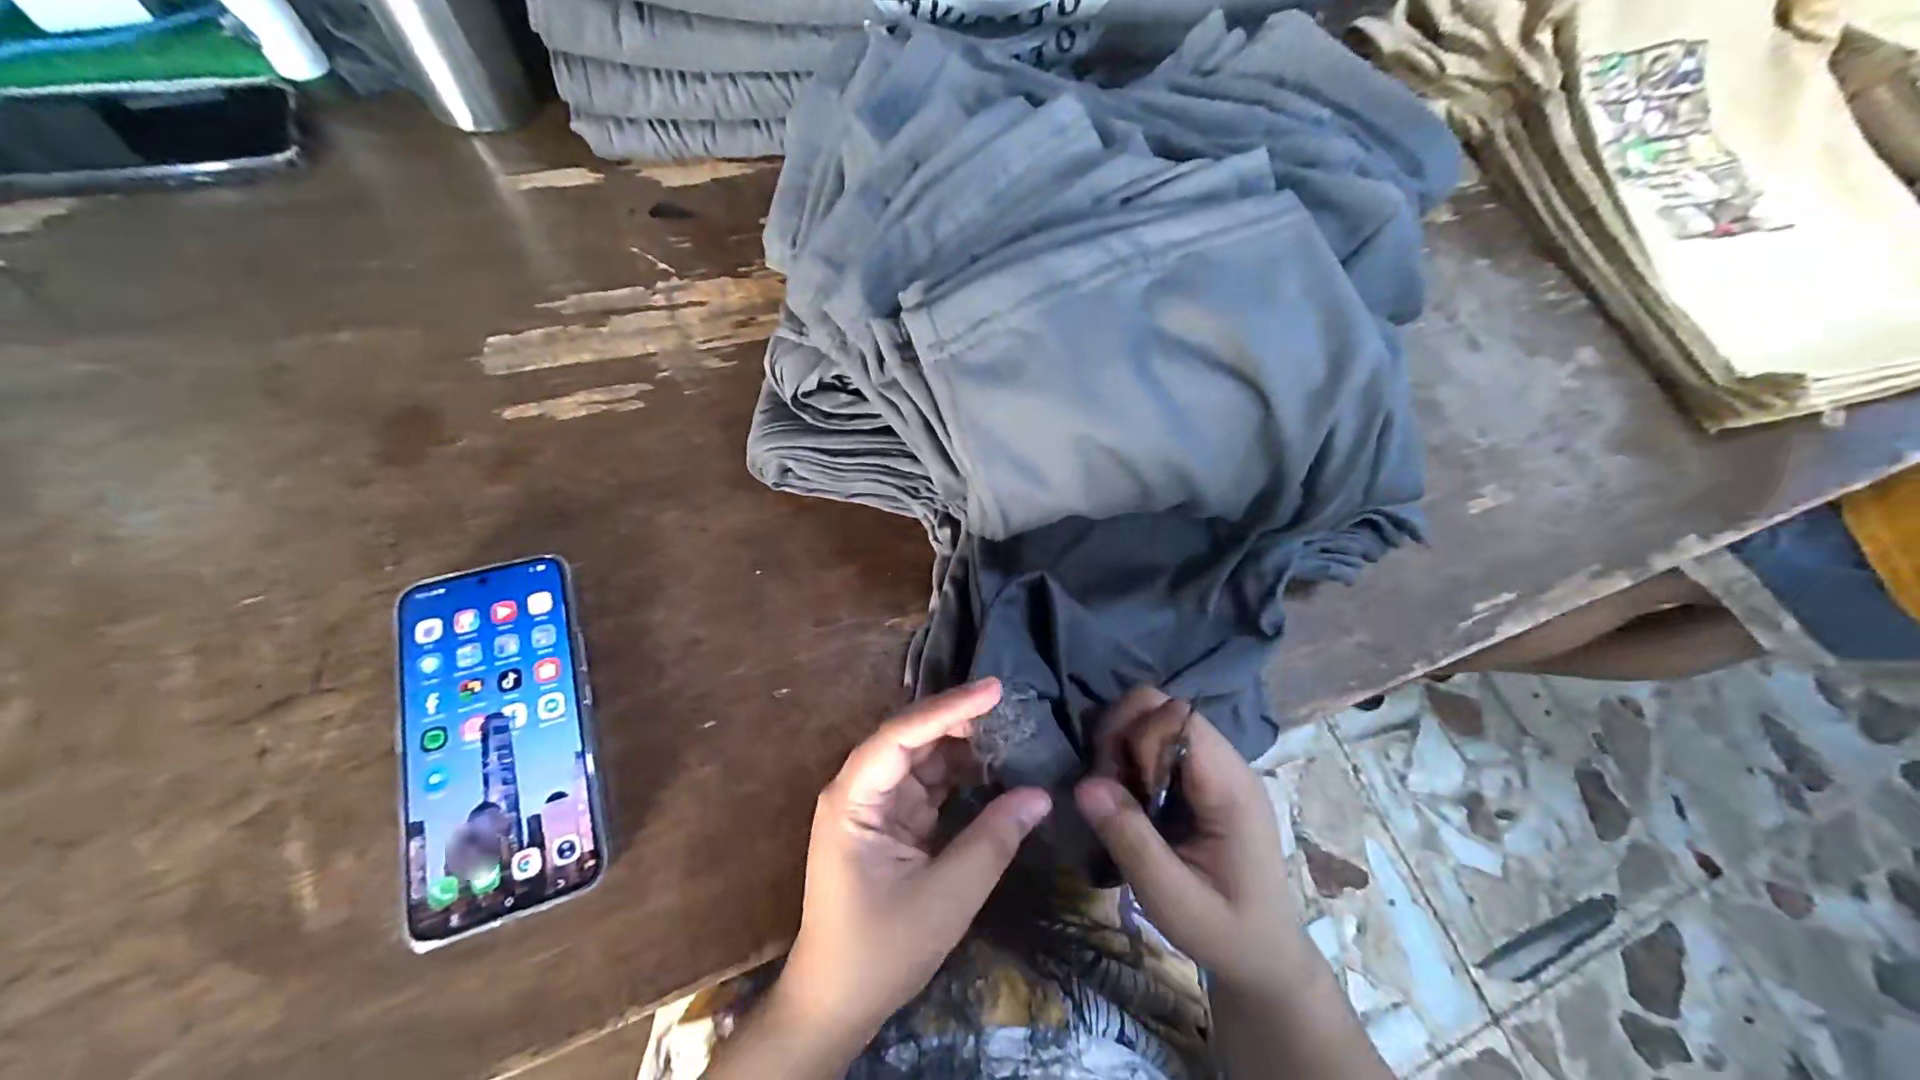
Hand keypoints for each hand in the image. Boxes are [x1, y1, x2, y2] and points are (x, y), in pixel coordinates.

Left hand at [773, 678, 1051, 1049]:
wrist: (836, 1003)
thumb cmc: (880, 950)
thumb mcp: (945, 898)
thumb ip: (993, 840)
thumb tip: (1041, 794)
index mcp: (854, 798)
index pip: (901, 734)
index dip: (948, 707)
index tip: (995, 689)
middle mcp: (860, 790)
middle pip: (911, 738)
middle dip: (959, 721)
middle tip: (1013, 707)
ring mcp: (876, 806)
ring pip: (923, 758)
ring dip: (964, 747)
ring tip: (1013, 731)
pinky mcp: (892, 824)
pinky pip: (929, 785)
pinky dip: (962, 776)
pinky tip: (995, 768)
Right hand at [1073, 687, 1300, 993]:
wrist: (1262, 954)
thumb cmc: (1224, 932)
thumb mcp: (1173, 901)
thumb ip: (1132, 841)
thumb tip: (1085, 784)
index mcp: (1231, 787)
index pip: (1177, 717)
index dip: (1138, 739)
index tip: (1121, 788)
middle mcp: (1226, 763)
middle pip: (1161, 707)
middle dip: (1121, 735)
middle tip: (1109, 788)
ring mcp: (1215, 766)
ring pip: (1154, 719)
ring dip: (1122, 747)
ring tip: (1118, 798)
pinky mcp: (1201, 776)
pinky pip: (1158, 741)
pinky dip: (1132, 758)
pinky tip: (1130, 799)